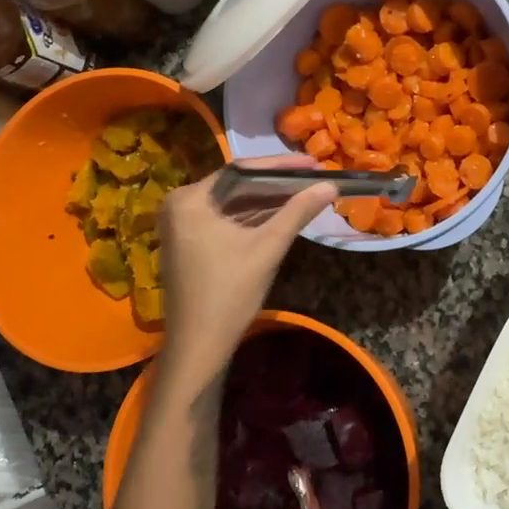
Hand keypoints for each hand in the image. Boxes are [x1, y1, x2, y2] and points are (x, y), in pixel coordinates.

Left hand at [154, 155, 335, 388]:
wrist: (199, 346)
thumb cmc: (230, 293)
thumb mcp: (267, 247)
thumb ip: (297, 212)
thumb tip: (330, 185)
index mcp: (189, 199)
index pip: (241, 170)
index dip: (280, 166)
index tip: (312, 163)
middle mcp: (179, 205)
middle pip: (236, 186)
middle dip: (276, 184)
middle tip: (313, 177)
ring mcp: (181, 225)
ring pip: (232, 204)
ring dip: (266, 202)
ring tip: (304, 193)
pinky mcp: (189, 243)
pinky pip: (224, 220)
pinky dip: (251, 218)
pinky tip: (282, 215)